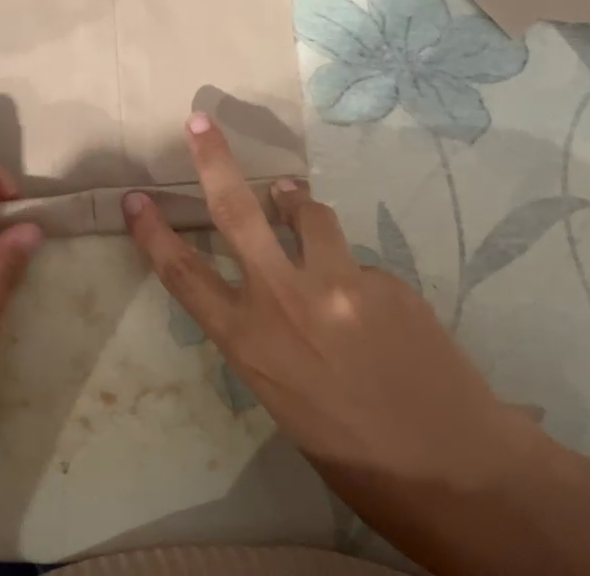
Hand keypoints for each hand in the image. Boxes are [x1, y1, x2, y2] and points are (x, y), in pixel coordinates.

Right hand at [121, 113, 543, 502]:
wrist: (455, 469)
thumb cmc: (353, 456)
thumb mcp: (282, 399)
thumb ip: (266, 339)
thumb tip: (274, 291)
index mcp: (250, 343)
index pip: (185, 274)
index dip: (154, 233)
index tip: (134, 198)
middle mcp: (286, 301)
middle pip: (238, 212)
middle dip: (214, 160)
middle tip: (200, 120)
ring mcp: (341, 284)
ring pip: (308, 214)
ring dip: (295, 201)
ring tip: (292, 198)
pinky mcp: (387, 281)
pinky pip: (357, 262)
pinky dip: (352, 272)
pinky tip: (374, 309)